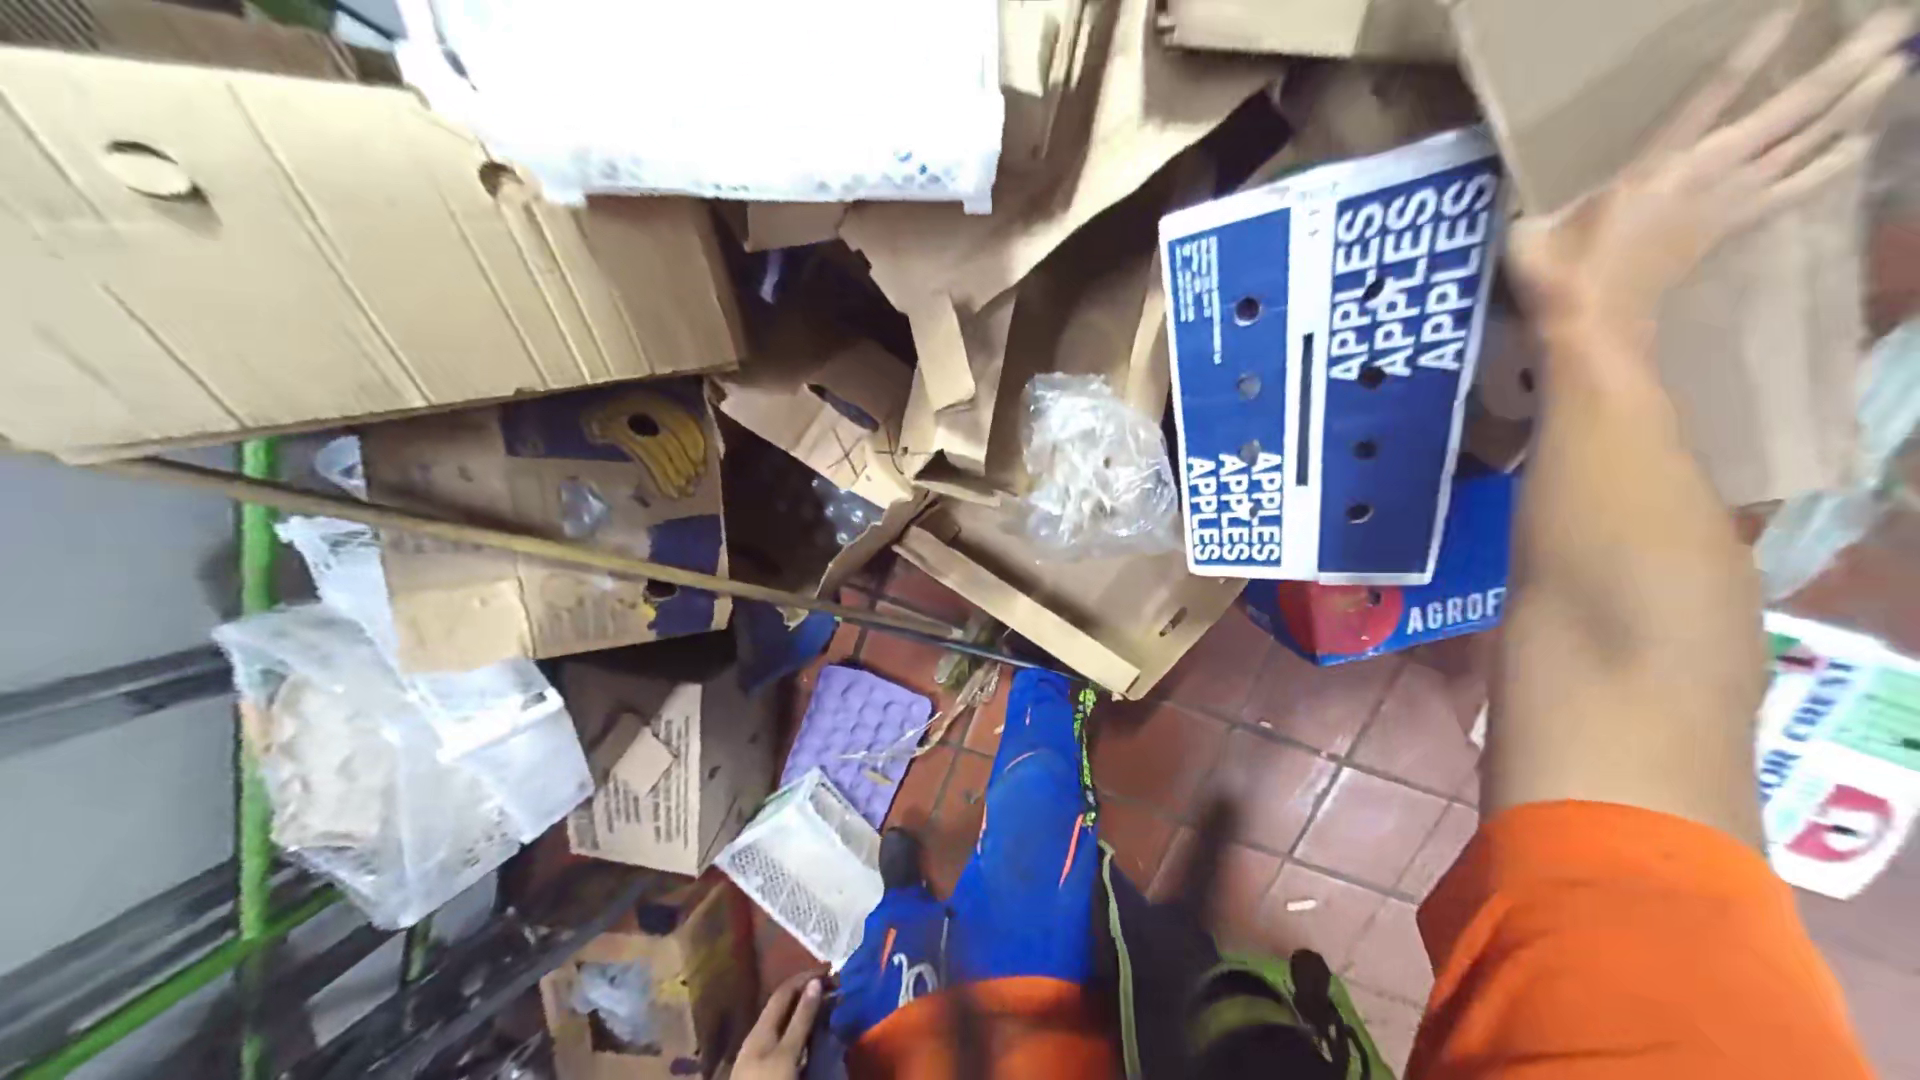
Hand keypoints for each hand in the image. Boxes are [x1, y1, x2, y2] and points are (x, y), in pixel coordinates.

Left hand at [733, 972, 824, 1079]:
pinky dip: (804, 1031)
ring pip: (787, 1023)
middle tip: (835, 988)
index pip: (785, 990)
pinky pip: (788, 1040)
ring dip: (808, 1012)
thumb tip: (816, 983)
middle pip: (785, 1005)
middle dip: (809, 993)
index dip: (806, 977)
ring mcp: (762, 1055)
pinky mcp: (767, 1072)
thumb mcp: (786, 1055)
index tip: (831, 971)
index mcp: (761, 1028)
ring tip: (830, 1008)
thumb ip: (801, 1020)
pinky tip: (815, 1037)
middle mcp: (760, 1036)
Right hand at [1508, 6, 1912, 346]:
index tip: (1796, 9)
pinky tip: (1862, 143)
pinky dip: (1831, 165)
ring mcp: (1723, 205)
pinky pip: (1793, 190)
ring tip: (1896, 67)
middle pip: (1791, 111)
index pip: (1710, 98)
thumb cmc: (1553, 278)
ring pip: (1807, 144)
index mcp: (1652, 170)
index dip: (1752, 54)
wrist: (1588, 329)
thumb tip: (1503, 188)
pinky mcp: (1726, 231)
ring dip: (1858, 104)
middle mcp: (1704, 176)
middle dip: (1849, 62)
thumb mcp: (1524, 234)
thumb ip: (1528, 204)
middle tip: (1898, 20)